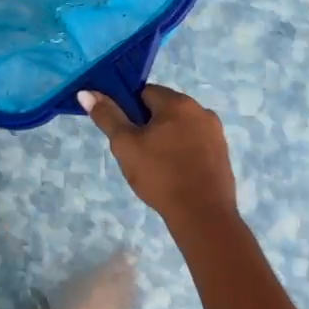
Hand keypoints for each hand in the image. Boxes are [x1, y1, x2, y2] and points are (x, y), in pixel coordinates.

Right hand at [78, 85, 236, 226]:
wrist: (203, 216)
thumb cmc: (160, 175)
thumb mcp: (125, 145)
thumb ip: (107, 116)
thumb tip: (86, 92)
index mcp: (178, 103)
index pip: (143, 92)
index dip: (129, 110)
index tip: (125, 133)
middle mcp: (201, 111)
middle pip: (163, 109)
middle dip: (147, 125)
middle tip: (136, 151)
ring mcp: (216, 134)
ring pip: (179, 127)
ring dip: (165, 138)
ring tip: (154, 165)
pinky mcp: (223, 154)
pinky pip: (194, 143)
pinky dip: (181, 152)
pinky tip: (173, 173)